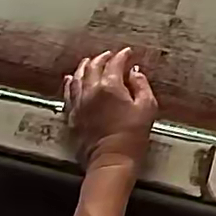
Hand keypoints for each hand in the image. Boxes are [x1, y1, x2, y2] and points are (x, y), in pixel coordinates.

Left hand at [62, 47, 156, 175]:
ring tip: (90, 61)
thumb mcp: (147, 107)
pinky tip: (72, 79)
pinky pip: (69, 93)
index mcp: (110, 86)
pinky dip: (71, 83)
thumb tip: (135, 72)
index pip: (115, 63)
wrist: (111, 161)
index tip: (128, 53)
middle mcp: (91, 91)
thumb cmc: (132, 136)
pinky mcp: (72, 116)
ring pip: (78, 77)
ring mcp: (79, 103)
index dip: (123, 56)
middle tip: (110, 55)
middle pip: (94, 66)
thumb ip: (141, 85)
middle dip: (103, 58)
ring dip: (85, 67)